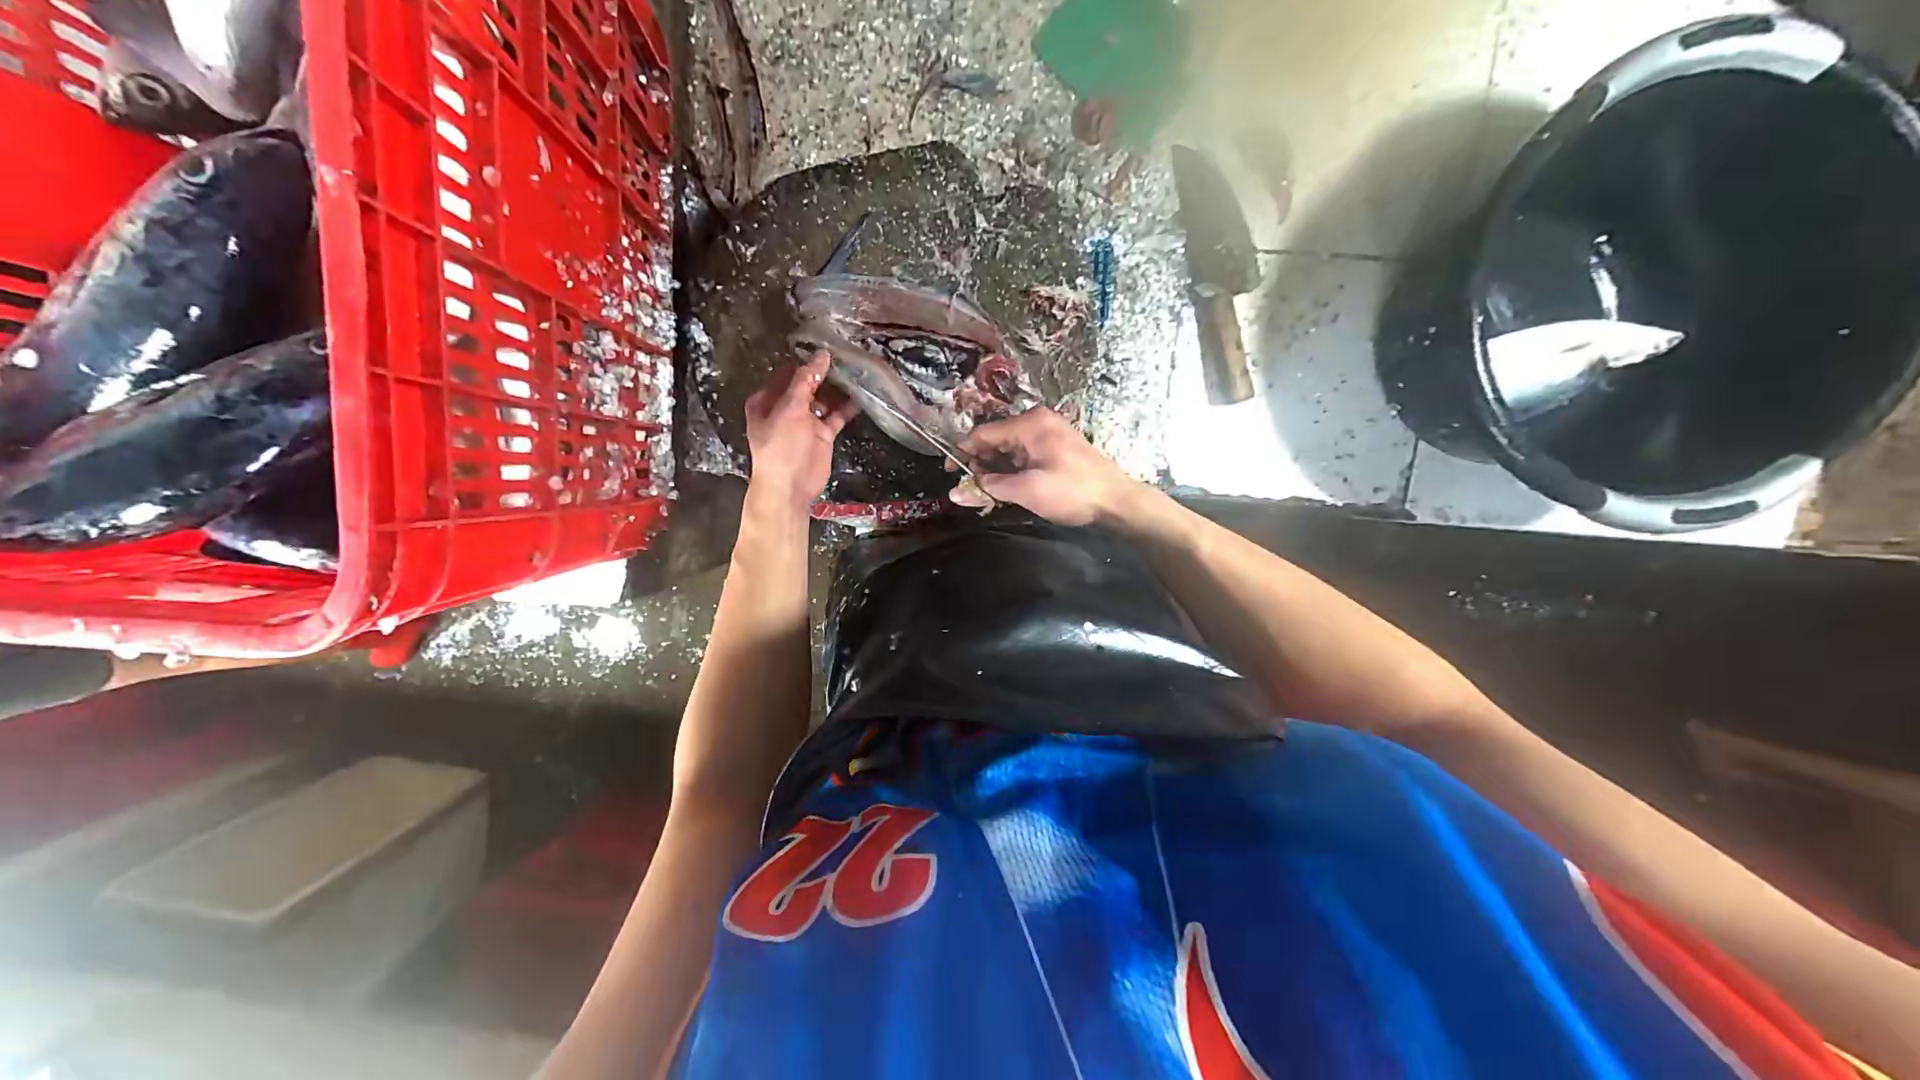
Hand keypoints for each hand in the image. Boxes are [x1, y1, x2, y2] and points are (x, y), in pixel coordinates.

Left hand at [745, 351, 859, 514]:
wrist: (790, 486)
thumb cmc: (781, 446)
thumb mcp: (790, 408)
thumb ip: (806, 380)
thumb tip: (822, 355)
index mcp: (768, 399)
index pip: (788, 373)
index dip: (806, 361)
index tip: (829, 347)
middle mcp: (786, 407)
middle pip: (808, 384)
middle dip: (825, 374)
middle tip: (848, 357)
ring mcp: (805, 421)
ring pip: (823, 398)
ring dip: (838, 389)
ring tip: (857, 372)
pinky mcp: (822, 434)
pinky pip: (836, 416)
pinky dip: (847, 407)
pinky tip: (861, 395)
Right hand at [949, 408, 1143, 525]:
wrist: (1117, 501)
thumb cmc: (1072, 491)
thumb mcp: (1027, 490)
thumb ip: (988, 488)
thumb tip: (954, 493)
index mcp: (1030, 423)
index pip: (983, 433)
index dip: (962, 454)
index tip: (950, 474)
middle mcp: (1037, 421)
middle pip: (995, 439)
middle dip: (980, 464)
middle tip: (971, 490)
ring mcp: (1048, 433)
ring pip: (1008, 449)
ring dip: (995, 469)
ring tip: (988, 493)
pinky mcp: (1055, 448)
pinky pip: (1023, 454)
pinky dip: (1011, 470)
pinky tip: (1007, 488)